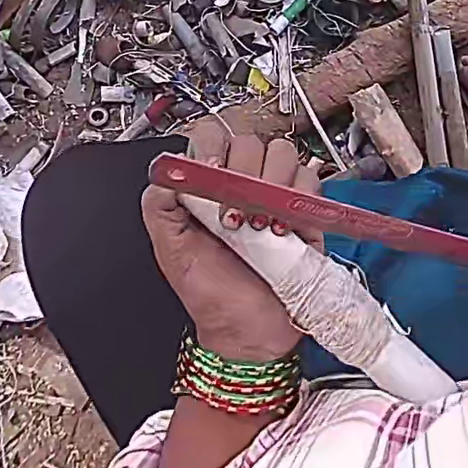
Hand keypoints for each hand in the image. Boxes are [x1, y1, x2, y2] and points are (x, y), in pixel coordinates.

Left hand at [143, 121, 322, 362]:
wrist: (245, 331)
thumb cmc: (209, 292)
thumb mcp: (170, 250)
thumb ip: (158, 206)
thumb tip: (165, 172)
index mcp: (209, 185)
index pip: (212, 136)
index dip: (212, 149)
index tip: (210, 175)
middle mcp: (244, 182)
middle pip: (250, 141)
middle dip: (241, 174)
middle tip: (232, 214)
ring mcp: (276, 193)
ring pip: (283, 153)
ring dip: (269, 185)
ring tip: (258, 223)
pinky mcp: (304, 209)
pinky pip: (309, 181)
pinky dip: (296, 199)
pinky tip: (280, 229)